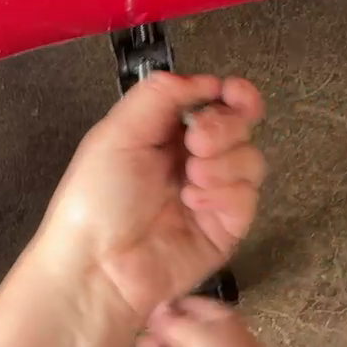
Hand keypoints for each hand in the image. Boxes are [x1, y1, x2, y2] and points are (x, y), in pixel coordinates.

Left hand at [39, 73, 266, 316]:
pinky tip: (196, 204)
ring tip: (191, 178)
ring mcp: (210, 198)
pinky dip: (226, 195)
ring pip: (251, 161)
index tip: (233, 93)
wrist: (98, 265)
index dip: (233, 94)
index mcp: (164, 136)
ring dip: (225, 163)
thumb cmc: (94, 205)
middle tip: (196, 143)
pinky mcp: (223, 231)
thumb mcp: (118, 133)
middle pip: (240, 127)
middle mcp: (190, 164)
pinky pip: (247, 200)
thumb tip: (204, 81)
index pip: (216, 104)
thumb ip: (161, 96)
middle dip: (224, 128)